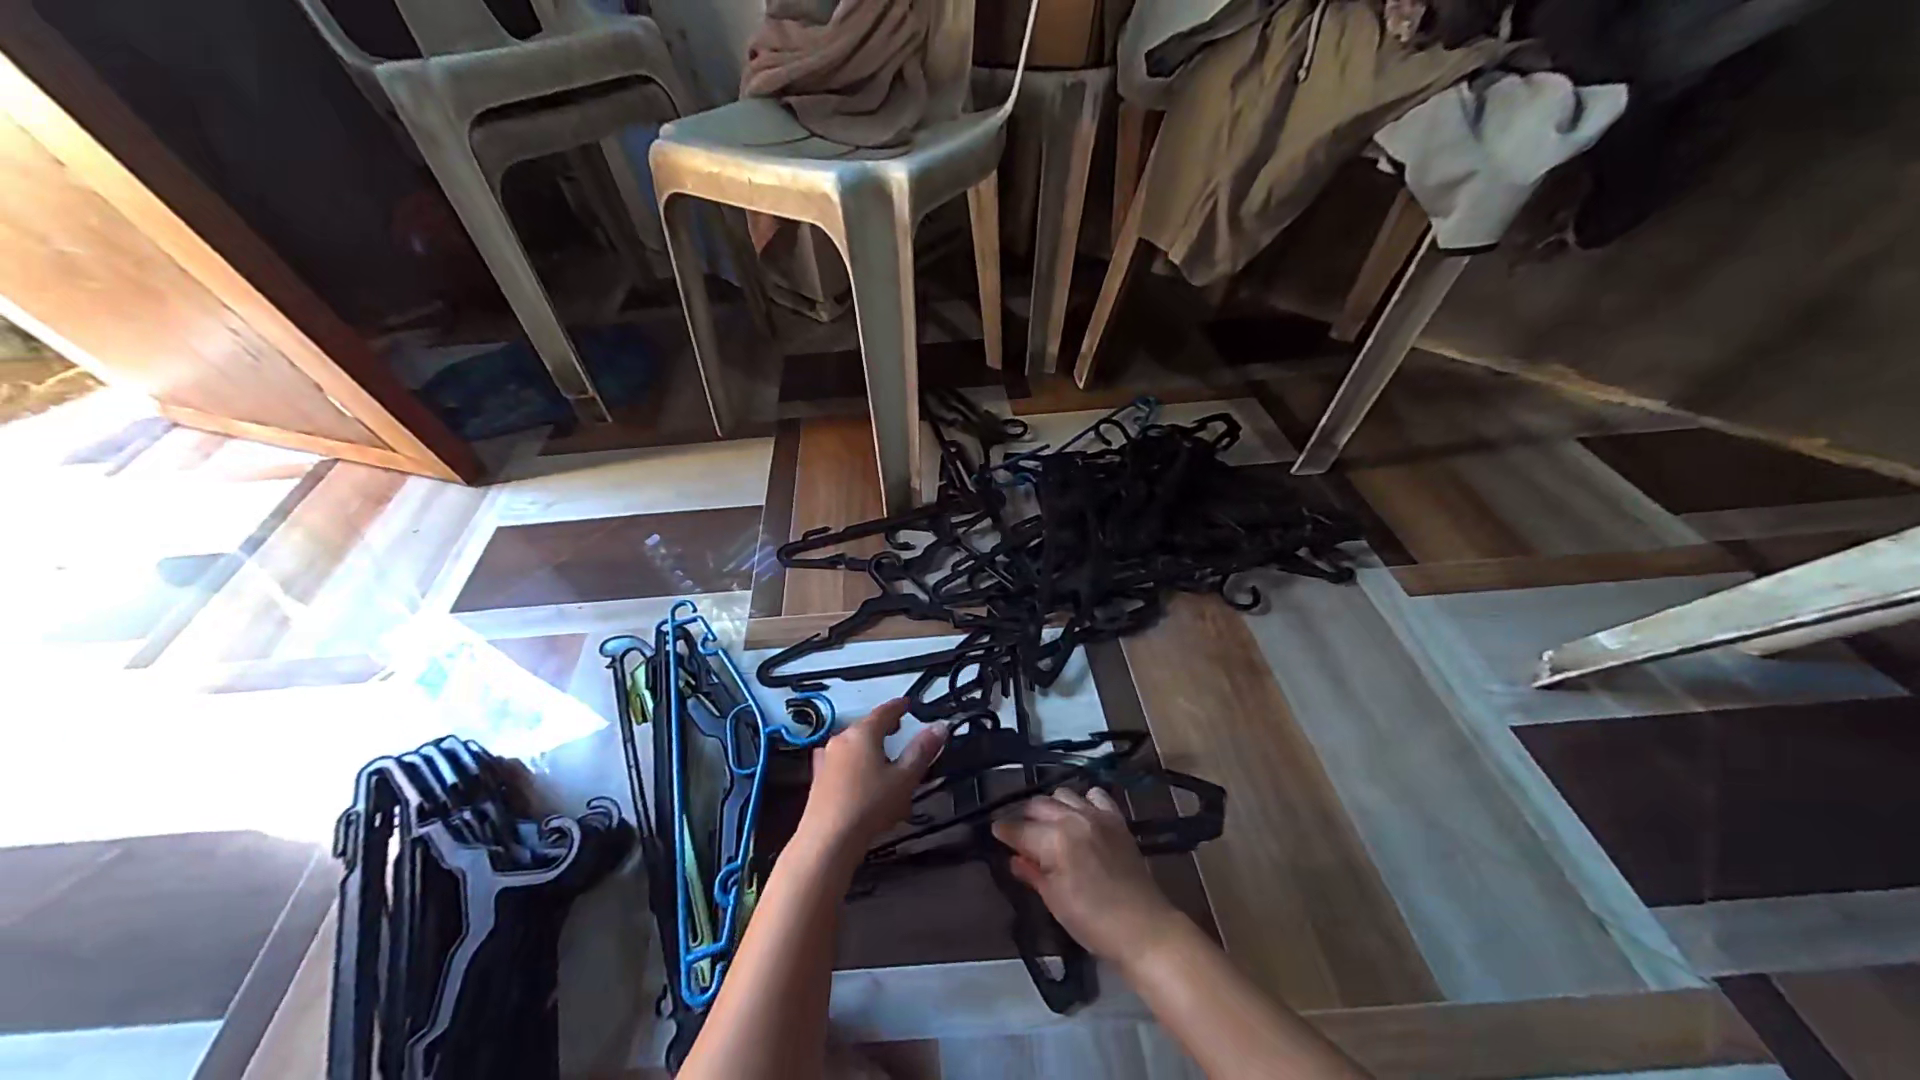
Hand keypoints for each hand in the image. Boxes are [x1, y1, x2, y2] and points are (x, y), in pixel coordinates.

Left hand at [797, 698, 947, 852]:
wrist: (829, 840)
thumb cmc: (865, 808)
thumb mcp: (905, 778)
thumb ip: (923, 750)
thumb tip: (938, 729)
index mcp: (862, 734)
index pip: (884, 711)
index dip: (899, 707)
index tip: (905, 704)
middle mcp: (841, 742)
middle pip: (866, 726)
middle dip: (884, 727)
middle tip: (898, 728)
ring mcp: (827, 761)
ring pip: (853, 746)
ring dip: (869, 747)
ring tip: (884, 759)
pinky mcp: (820, 780)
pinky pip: (842, 764)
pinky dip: (855, 765)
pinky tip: (861, 780)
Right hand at [992, 788, 1183, 962]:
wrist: (1144, 928)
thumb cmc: (1093, 922)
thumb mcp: (1054, 901)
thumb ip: (1032, 873)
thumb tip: (1014, 859)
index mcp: (1054, 840)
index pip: (1018, 828)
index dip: (1002, 831)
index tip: (995, 832)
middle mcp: (1073, 819)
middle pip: (1038, 805)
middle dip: (1024, 817)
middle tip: (1019, 835)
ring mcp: (1097, 815)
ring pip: (1062, 794)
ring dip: (1051, 807)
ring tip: (1048, 826)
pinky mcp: (1116, 819)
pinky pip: (1094, 795)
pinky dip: (1082, 801)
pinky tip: (1079, 817)